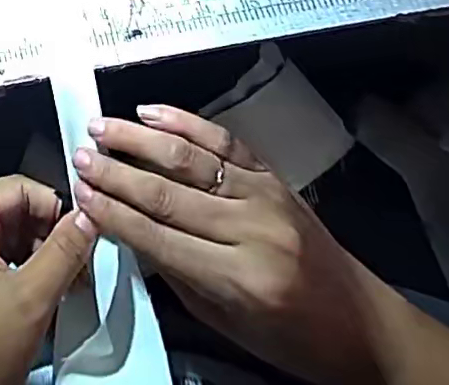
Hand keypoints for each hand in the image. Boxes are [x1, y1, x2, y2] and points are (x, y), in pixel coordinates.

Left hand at [0, 175, 99, 384]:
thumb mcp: (28, 298)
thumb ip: (62, 252)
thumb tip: (87, 219)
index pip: (20, 187)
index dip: (58, 207)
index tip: (90, 229)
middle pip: (21, 208)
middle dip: (55, 235)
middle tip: (84, 265)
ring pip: (21, 230)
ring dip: (49, 254)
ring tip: (72, 282)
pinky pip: (12, 250)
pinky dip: (37, 267)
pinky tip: (55, 289)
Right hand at [70, 106, 390, 384]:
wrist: (368, 327)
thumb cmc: (291, 336)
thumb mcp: (225, 321)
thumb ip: (173, 270)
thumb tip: (122, 224)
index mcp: (242, 281)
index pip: (160, 239)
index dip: (114, 214)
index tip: (79, 193)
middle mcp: (254, 232)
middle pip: (167, 194)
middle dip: (116, 174)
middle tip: (80, 157)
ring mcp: (266, 196)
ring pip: (188, 158)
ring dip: (137, 139)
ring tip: (100, 128)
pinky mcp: (273, 175)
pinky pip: (223, 139)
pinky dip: (184, 120)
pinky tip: (151, 111)